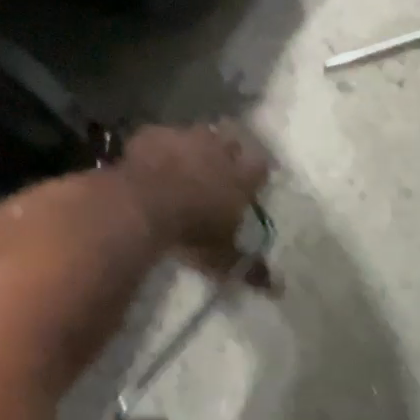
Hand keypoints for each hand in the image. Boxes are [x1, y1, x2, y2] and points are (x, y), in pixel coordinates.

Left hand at [115, 121, 273, 283]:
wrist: (142, 202)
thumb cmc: (190, 232)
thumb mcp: (221, 256)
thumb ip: (249, 267)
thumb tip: (277, 288)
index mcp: (240, 177)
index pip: (261, 165)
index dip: (257, 169)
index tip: (252, 177)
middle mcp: (216, 148)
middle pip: (230, 138)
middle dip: (227, 148)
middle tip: (219, 163)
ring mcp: (183, 135)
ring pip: (196, 131)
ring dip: (194, 143)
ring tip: (185, 158)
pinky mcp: (153, 132)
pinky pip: (161, 134)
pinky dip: (160, 143)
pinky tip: (152, 157)